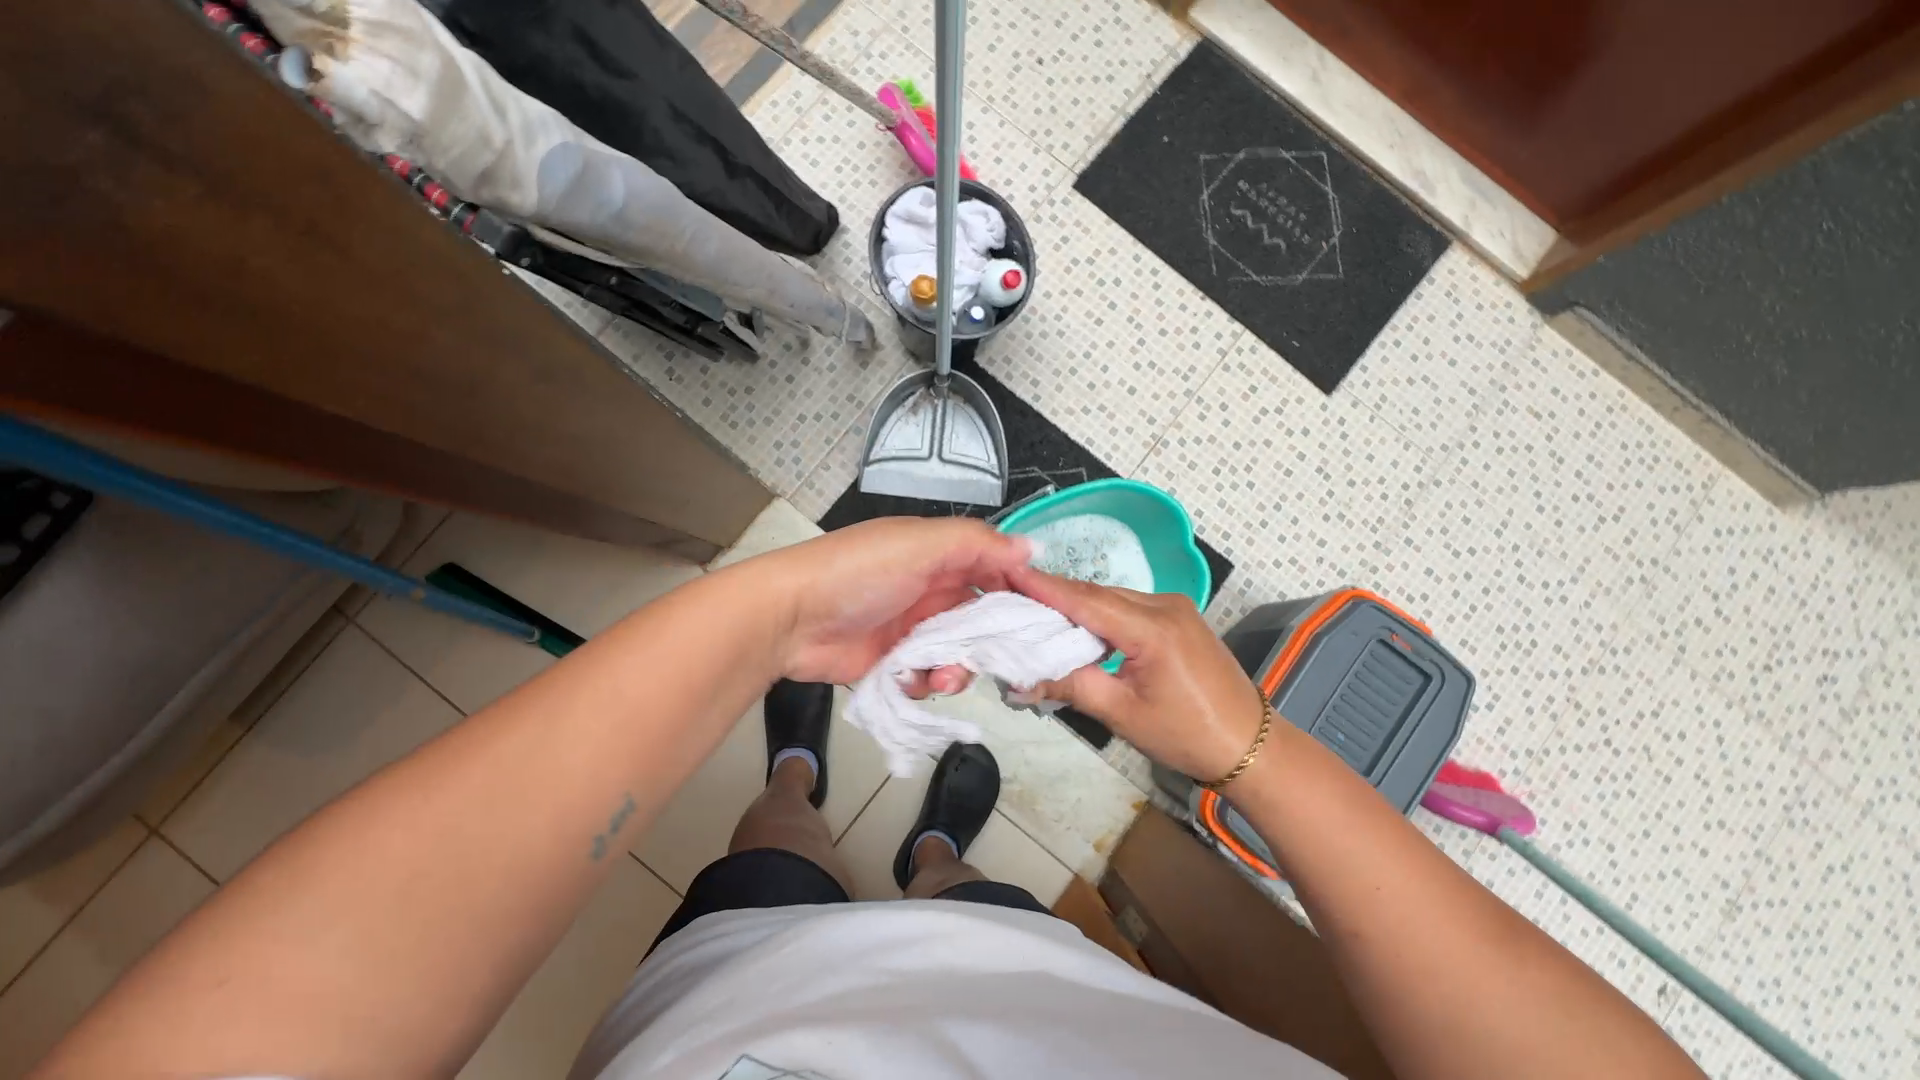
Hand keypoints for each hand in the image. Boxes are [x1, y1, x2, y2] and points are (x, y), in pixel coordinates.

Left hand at [740, 517, 1034, 689]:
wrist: (790, 618)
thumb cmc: (856, 572)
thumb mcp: (920, 544)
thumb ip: (977, 543)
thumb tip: (1030, 548)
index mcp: (938, 555)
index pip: (993, 568)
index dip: (1018, 589)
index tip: (1041, 616)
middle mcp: (929, 590)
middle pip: (981, 617)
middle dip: (992, 639)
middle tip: (997, 657)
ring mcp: (910, 628)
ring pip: (958, 653)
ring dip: (959, 668)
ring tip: (941, 676)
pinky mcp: (892, 662)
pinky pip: (928, 677)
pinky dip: (928, 682)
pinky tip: (916, 681)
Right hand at [1008, 566, 1265, 782]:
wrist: (1249, 744)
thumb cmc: (1187, 735)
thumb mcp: (1122, 714)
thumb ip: (1071, 686)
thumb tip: (1020, 680)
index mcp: (1152, 628)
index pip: (1086, 600)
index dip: (1044, 587)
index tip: (1006, 574)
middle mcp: (1164, 605)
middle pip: (1097, 594)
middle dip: (1053, 595)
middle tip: (1009, 597)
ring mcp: (1175, 608)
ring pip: (1112, 598)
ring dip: (1075, 605)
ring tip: (1033, 612)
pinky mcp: (1179, 618)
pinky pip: (1128, 608)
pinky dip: (1099, 614)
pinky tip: (1076, 626)